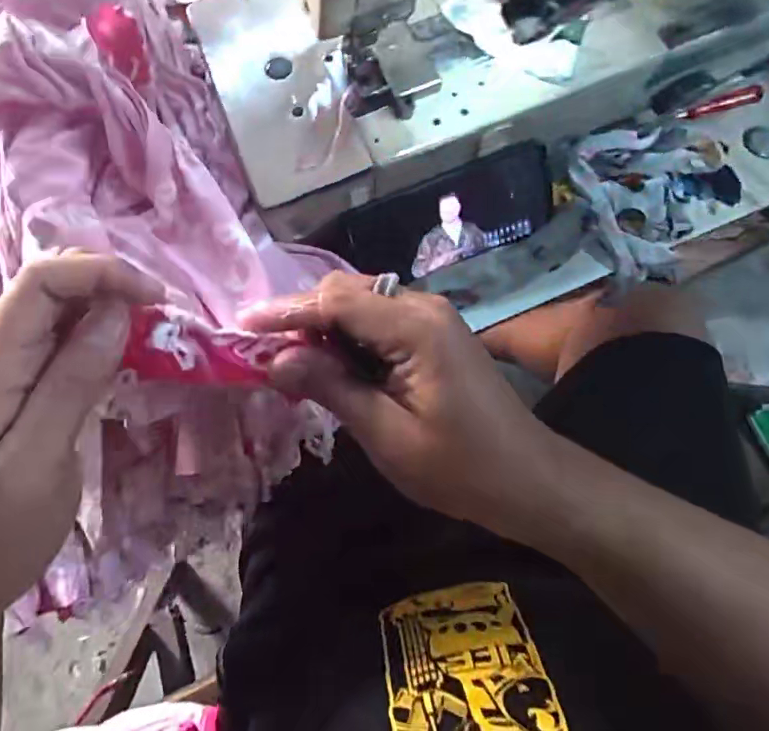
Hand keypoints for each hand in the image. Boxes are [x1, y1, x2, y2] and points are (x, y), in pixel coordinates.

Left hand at [0, 252, 163, 622]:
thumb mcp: (33, 466)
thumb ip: (71, 384)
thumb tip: (116, 312)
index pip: (40, 282)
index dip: (99, 272)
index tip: (155, 299)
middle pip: (51, 286)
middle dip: (110, 282)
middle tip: (161, 314)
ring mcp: (12, 377)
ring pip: (64, 313)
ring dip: (113, 308)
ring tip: (157, 332)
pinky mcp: (29, 395)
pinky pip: (70, 345)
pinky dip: (107, 338)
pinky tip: (133, 357)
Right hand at [239, 271, 558, 535]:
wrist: (526, 476)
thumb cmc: (459, 466)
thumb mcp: (387, 435)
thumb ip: (332, 387)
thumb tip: (276, 357)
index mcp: (415, 326)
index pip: (337, 301)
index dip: (287, 311)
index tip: (242, 325)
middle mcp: (424, 306)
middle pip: (349, 291)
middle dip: (303, 315)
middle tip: (263, 350)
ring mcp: (433, 316)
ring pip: (363, 302)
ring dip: (325, 324)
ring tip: (289, 358)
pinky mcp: (436, 332)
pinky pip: (382, 319)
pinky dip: (350, 334)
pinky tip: (331, 361)